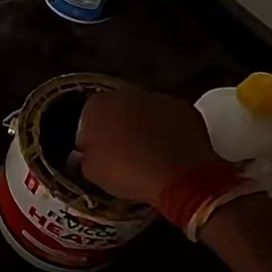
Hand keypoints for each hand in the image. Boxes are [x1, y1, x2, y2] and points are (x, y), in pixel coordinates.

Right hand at [72, 89, 228, 204]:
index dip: (91, 138)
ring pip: (144, 112)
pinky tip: (168, 151)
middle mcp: (126, 93)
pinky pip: (169, 119)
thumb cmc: (127, 173)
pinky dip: (167, 130)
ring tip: (148, 154)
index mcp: (97, 105)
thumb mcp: (90, 171)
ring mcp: (158, 98)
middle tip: (122, 154)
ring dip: (143, 126)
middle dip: (118, 127)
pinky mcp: (186, 108)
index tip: (97, 155)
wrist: (179, 178)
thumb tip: (88, 152)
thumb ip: (85, 154)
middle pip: (116, 110)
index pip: (86, 119)